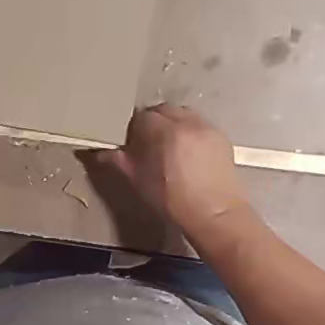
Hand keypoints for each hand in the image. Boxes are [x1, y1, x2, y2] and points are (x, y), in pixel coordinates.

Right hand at [96, 105, 250, 236]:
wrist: (214, 214)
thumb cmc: (174, 201)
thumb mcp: (141, 182)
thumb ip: (121, 162)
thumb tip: (102, 153)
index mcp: (166, 132)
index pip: (143, 116)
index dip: (135, 128)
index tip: (133, 142)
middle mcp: (188, 124)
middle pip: (165, 110)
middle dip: (155, 121)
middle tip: (150, 142)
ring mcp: (208, 128)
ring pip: (184, 114)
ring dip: (174, 123)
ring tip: (170, 145)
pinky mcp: (222, 137)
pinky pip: (201, 125)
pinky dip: (191, 132)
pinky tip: (189, 151)